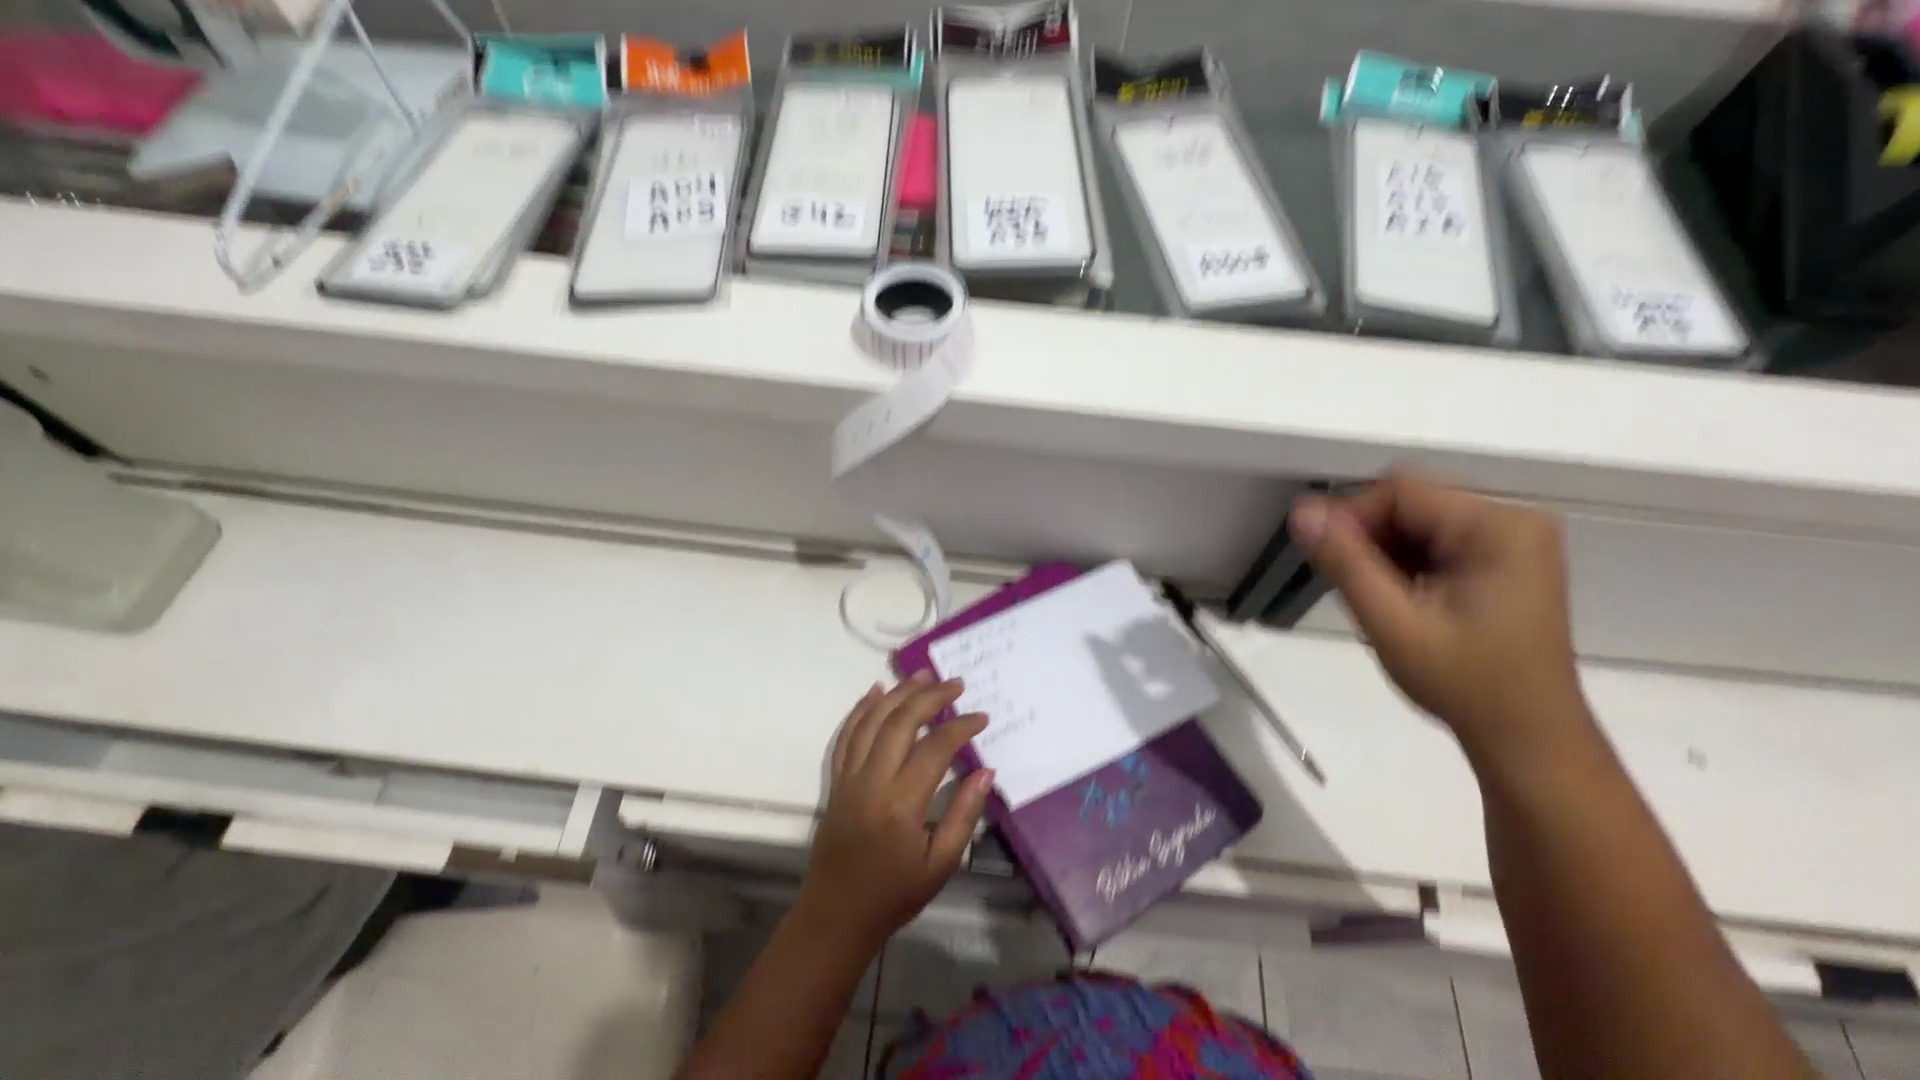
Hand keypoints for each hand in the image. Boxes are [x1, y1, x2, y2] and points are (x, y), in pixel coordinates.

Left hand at [799, 671, 994, 949]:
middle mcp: (871, 782)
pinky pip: (846, 737)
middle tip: (955, 684)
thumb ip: (964, 814)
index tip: (981, 718)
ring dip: (897, 694)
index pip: (934, 748)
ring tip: (922, 675)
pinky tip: (876, 692)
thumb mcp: (940, 864)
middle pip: (900, 723)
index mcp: (901, 804)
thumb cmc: (895, 895)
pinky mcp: (835, 783)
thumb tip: (986, 771)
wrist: (837, 915)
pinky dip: (861, 710)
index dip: (960, 727)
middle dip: (930, 697)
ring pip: (871, 722)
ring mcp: (848, 780)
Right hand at [1290, 471, 1588, 760]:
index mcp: (1499, 526)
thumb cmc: (1466, 685)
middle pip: (1413, 502)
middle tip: (1343, 583)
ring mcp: (1515, 540)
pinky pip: (1440, 542)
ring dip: (1385, 552)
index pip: (1402, 491)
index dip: (1350, 516)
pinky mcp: (1508, 560)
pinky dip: (1408, 563)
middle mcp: (1514, 519)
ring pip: (1422, 522)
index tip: (1319, 557)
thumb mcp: (1395, 626)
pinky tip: (1398, 599)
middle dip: (1369, 537)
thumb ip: (1346, 564)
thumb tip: (1301, 512)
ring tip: (1373, 598)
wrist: (1529, 739)